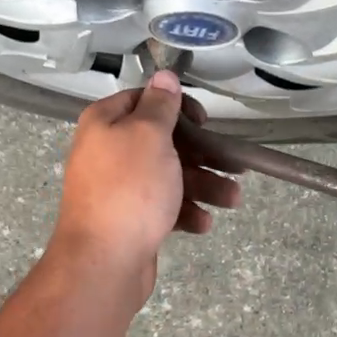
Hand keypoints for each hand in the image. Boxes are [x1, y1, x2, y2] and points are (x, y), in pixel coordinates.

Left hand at [48, 71, 241, 299]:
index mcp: (105, 122)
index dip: (176, 106)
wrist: (103, 262)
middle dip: (200, 152)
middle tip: (233, 163)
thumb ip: (161, 105)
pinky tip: (203, 223)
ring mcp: (118, 187)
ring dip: (202, 184)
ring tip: (233, 198)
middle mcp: (107, 150)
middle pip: (161, 141)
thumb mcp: (150, 135)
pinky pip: (162, 206)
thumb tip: (163, 74)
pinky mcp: (129, 219)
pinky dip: (184, 211)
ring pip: (167, 175)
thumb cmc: (129, 188)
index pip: (144, 99)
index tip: (204, 120)